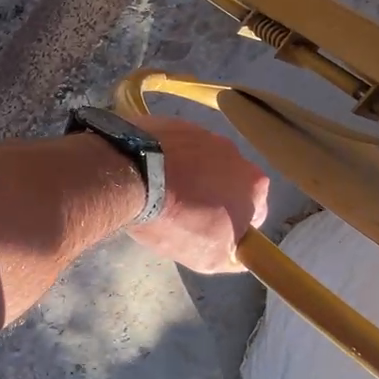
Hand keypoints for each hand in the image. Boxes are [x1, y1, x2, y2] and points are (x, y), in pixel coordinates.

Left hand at [124, 115, 268, 273]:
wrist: (125, 173)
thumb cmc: (173, 219)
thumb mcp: (210, 258)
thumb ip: (232, 255)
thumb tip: (234, 252)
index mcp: (254, 183)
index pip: (252, 212)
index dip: (230, 226)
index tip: (205, 231)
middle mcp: (231, 151)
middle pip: (224, 180)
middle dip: (208, 194)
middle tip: (179, 210)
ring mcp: (196, 131)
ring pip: (196, 160)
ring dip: (184, 172)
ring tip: (157, 188)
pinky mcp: (163, 120)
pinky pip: (169, 144)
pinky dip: (161, 155)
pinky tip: (143, 168)